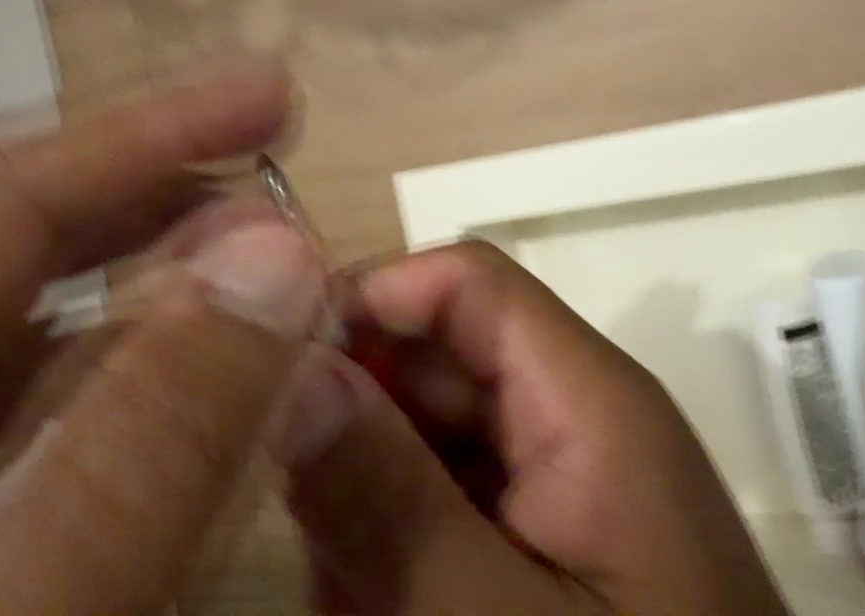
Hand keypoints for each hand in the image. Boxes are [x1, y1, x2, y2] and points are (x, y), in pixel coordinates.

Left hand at [0, 59, 334, 615]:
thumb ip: (141, 448)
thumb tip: (279, 259)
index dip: (145, 132)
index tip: (271, 90)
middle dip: (156, 197)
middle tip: (280, 166)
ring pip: (12, 337)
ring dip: (144, 291)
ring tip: (259, 265)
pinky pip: (8, 418)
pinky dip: (115, 383)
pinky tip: (188, 387)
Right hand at [285, 240, 791, 615]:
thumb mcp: (494, 615)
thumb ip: (389, 500)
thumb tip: (294, 372)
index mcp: (589, 397)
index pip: (466, 281)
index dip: (370, 300)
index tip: (276, 375)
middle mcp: (578, 415)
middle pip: (439, 361)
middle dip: (359, 433)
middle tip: (311, 535)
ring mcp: (565, 478)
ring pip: (432, 439)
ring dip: (373, 510)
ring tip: (361, 606)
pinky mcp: (556, 534)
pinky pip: (456, 502)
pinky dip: (407, 551)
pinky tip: (387, 612)